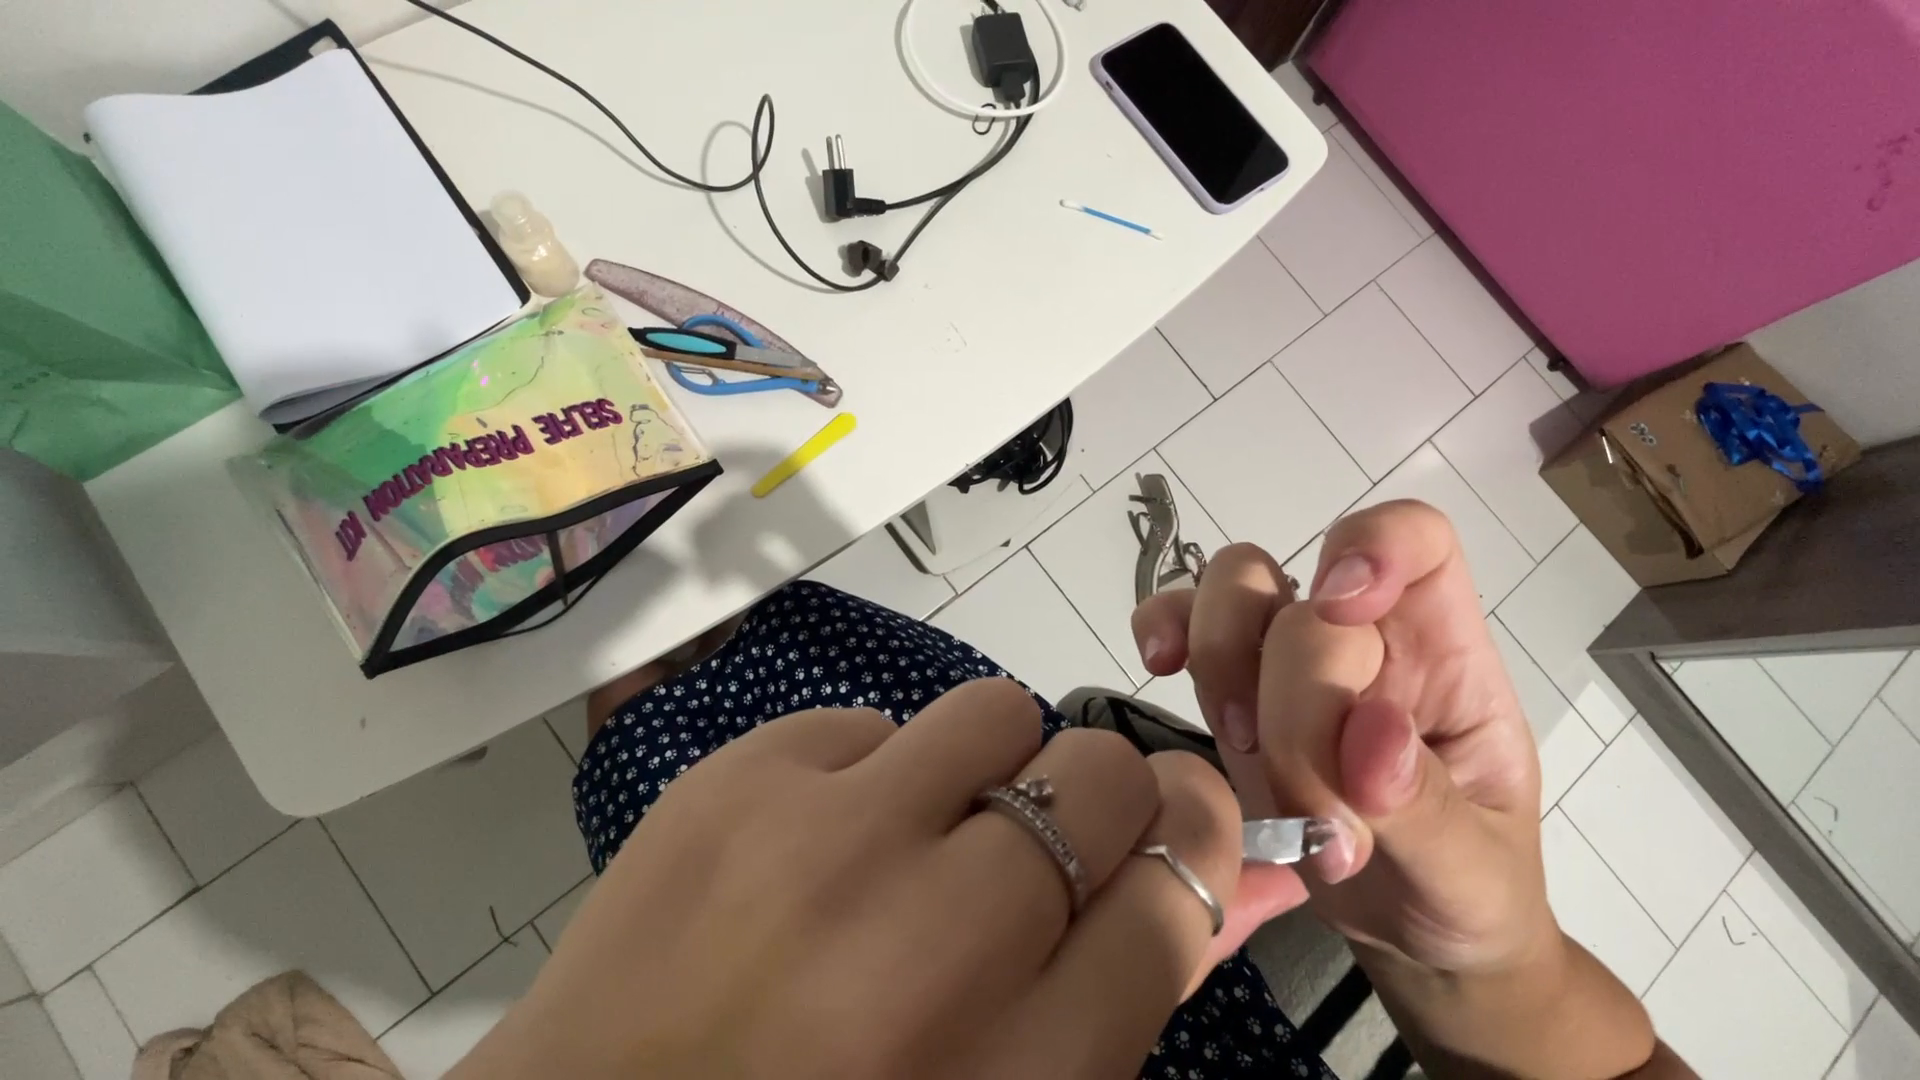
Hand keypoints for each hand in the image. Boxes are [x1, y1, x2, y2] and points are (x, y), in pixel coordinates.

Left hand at [450, 679, 1276, 1079]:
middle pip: (1100, 779)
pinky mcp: (733, 777)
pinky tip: (812, 848)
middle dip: (1096, 801)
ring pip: (994, 713)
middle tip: (1030, 849)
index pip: (1173, 895)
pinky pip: (869, 722)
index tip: (1171, 830)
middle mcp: (924, 946)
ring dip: (986, 768)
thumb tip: (1238, 872)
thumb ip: (1123, 988)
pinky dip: (867, 775)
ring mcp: (817, 843)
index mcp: (1011, 1077)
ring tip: (922, 835)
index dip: (1192, 845)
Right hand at [1132, 502, 1548, 972]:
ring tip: (1242, 745)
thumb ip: (1427, 812)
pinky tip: (1159, 667)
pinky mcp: (1232, 695)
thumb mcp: (1474, 872)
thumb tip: (1367, 744)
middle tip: (1314, 803)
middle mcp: (1358, 640)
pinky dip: (1162, 629)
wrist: (1409, 928)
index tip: (1340, 608)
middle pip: (1296, 590)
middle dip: (1292, 692)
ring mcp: (1283, 663)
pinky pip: (1181, 627)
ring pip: (1229, 591)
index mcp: (1442, 654)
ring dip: (1219, 658)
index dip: (1373, 545)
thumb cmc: (1469, 890)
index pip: (1414, 541)